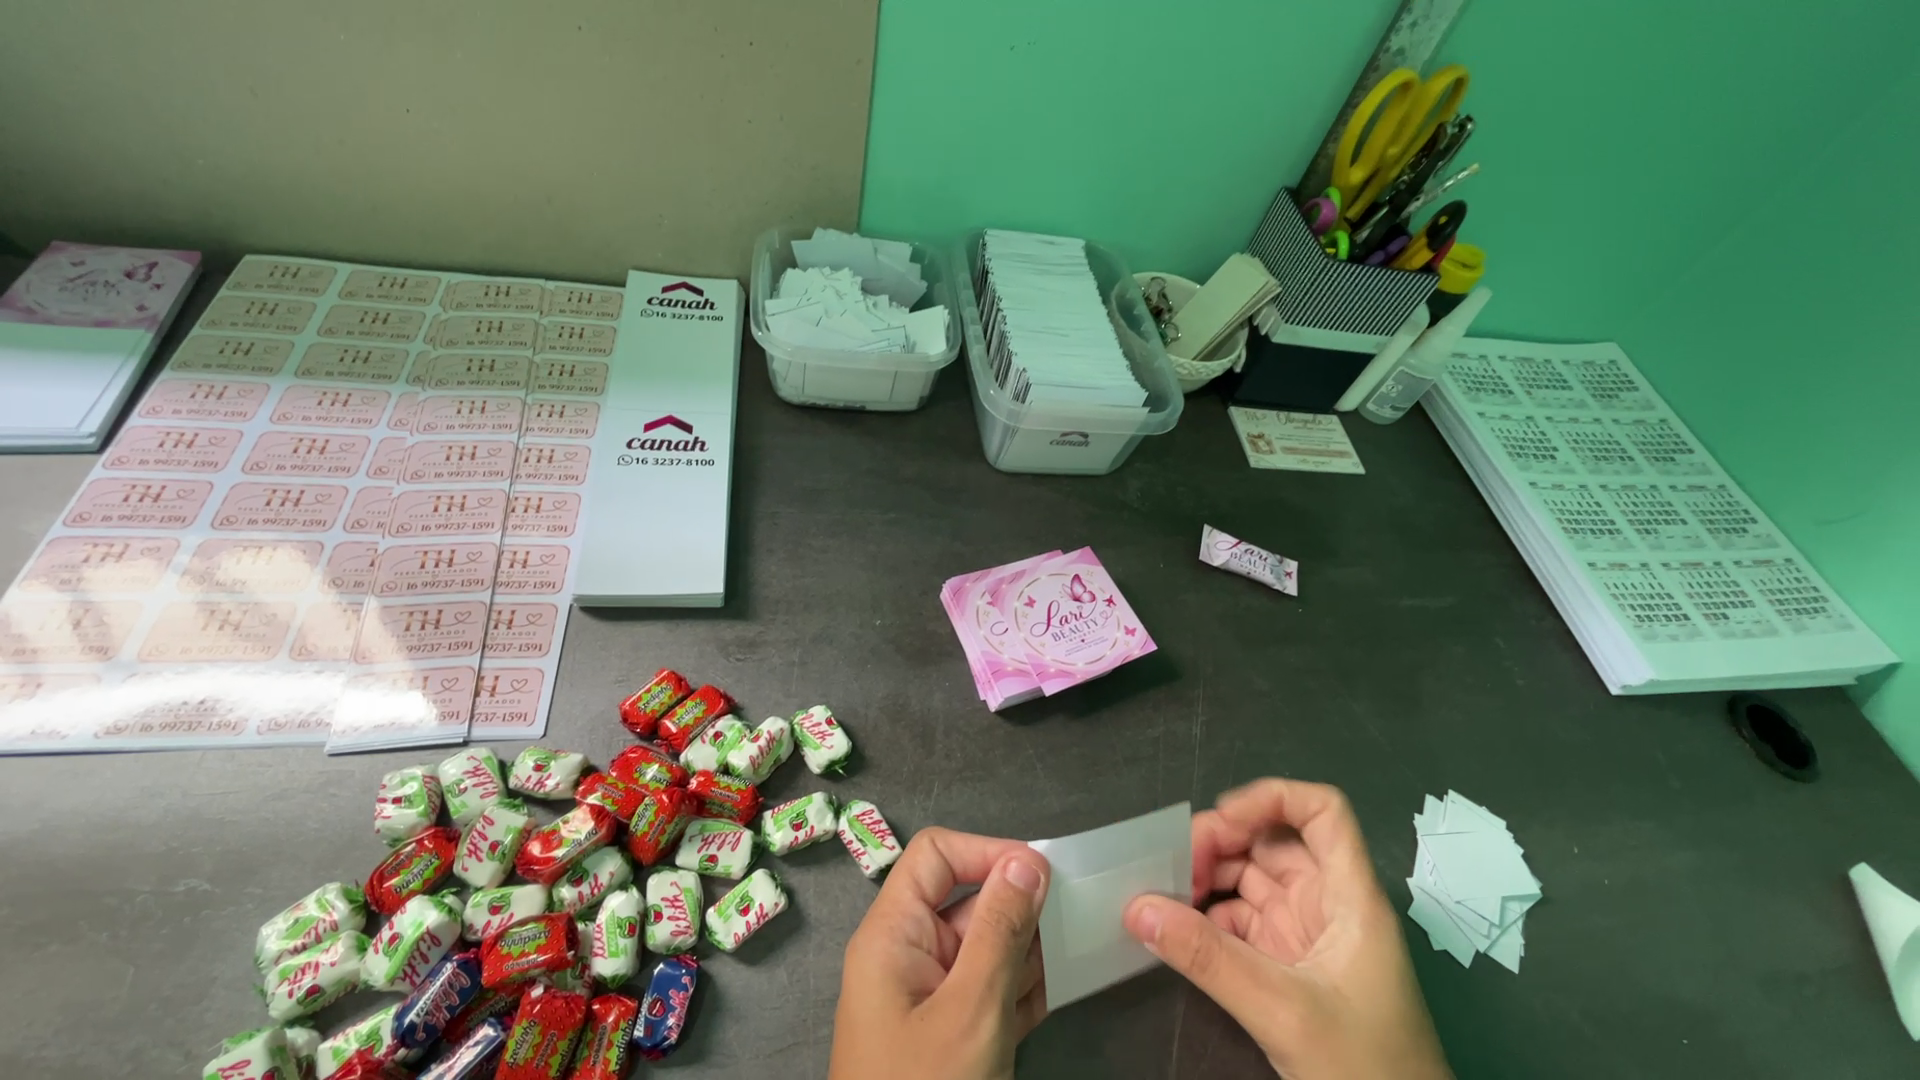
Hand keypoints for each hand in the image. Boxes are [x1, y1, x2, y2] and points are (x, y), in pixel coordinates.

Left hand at [830, 827, 1051, 1079]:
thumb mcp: (970, 1009)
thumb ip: (1000, 930)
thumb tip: (1028, 861)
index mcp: (894, 933)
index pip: (937, 857)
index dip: (988, 852)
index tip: (1043, 875)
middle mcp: (908, 953)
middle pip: (967, 900)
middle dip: (1018, 909)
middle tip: (1073, 921)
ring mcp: (929, 994)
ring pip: (985, 945)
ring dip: (1026, 952)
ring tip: (1069, 958)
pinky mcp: (949, 1030)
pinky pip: (989, 987)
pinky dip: (1020, 989)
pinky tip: (1051, 996)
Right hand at [1124, 780, 1450, 1079]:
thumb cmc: (1364, 1068)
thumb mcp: (1283, 1011)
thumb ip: (1207, 958)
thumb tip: (1137, 908)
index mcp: (1348, 895)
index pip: (1321, 811)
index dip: (1271, 799)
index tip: (1221, 820)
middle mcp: (1327, 902)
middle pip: (1272, 840)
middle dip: (1221, 841)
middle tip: (1172, 866)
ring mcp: (1305, 933)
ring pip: (1250, 878)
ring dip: (1207, 878)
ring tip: (1164, 894)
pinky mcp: (1285, 965)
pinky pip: (1239, 921)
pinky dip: (1206, 919)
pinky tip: (1176, 930)